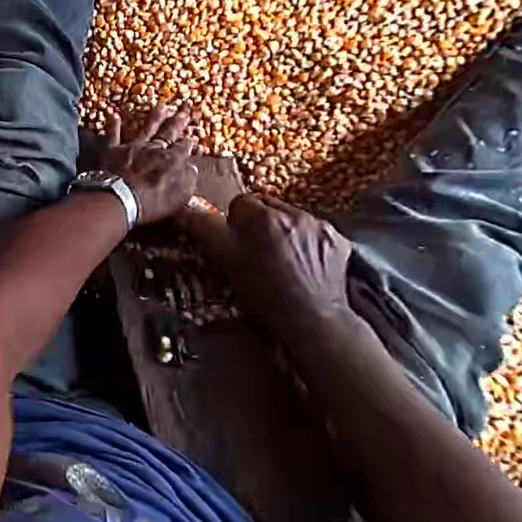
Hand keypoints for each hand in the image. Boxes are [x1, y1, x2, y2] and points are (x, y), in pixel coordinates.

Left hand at [99, 102, 198, 224]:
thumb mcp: (180, 196)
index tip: (192, 136)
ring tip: (161, 105)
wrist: (119, 198)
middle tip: (184, 110)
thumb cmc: (152, 202)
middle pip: (168, 133)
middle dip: (177, 122)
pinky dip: (113, 126)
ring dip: (154, 117)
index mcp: (172, 160)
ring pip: (146, 128)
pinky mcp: (112, 151)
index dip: (188, 142)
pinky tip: (114, 116)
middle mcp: (153, 149)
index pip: (183, 148)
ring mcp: (132, 148)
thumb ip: (188, 179)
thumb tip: (191, 167)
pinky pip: (113, 136)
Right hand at [200, 195, 353, 332]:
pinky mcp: (338, 242)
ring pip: (291, 217)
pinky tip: (300, 264)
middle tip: (253, 251)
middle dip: (258, 223)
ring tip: (277, 260)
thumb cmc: (262, 292)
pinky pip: (314, 231)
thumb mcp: (223, 260)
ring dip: (281, 231)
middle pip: (267, 206)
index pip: (240, 202)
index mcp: (262, 216)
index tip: (234, 243)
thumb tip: (183, 206)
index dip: (233, 223)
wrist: (310, 320)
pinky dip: (305, 242)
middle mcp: (294, 214)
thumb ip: (202, 227)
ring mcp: (319, 227)